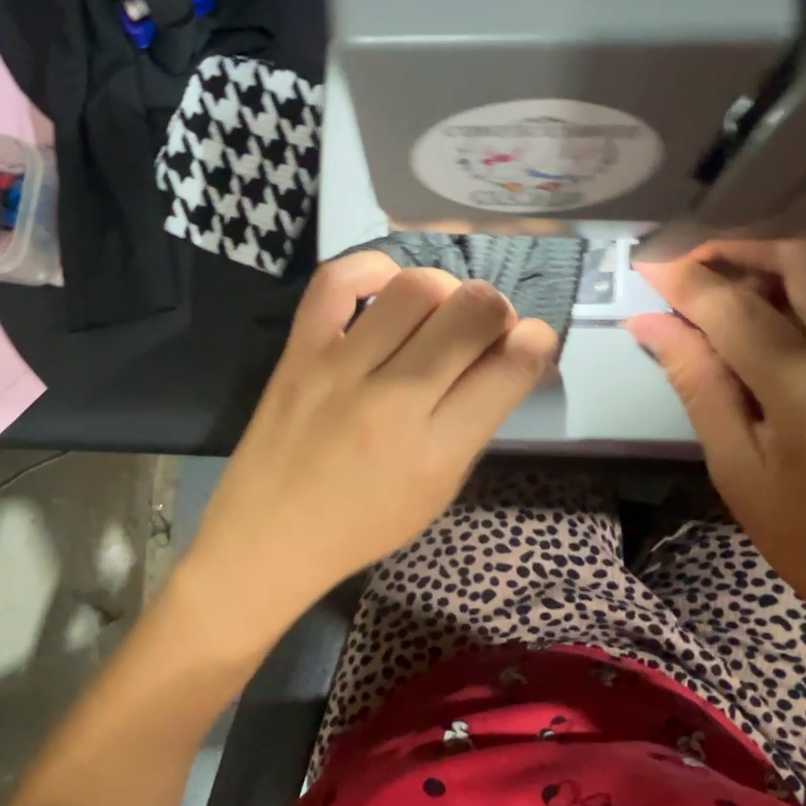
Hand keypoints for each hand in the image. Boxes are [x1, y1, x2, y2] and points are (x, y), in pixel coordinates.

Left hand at [188, 251, 556, 618]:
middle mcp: (393, 402)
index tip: (529, 342)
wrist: (268, 537)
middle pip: (472, 313)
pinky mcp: (298, 352)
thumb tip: (512, 355)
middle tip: (482, 329)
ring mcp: (340, 371)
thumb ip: (474, 423)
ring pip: (416, 289)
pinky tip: (387, 287)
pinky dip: (372, 268)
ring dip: (444, 289)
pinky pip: (336, 282)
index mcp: (437, 451)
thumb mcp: (436, 491)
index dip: (536, 342)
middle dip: (496, 310)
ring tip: (436, 313)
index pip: (511, 368)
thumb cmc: (361, 525)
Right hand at [628, 240, 805, 662]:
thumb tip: (653, 325)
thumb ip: (699, 385)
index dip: (688, 281)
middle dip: (743, 248)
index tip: (650, 262)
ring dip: (779, 269)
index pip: (739, 310)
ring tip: (726, 295)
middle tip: (691, 265)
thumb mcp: (738, 471)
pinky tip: (774, 328)